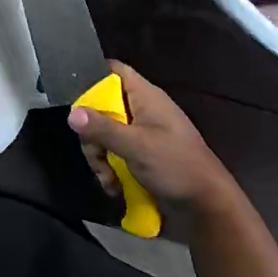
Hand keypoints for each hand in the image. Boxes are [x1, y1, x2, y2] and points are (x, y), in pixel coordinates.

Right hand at [68, 62, 239, 211]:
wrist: (205, 205)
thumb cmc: (176, 165)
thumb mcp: (136, 146)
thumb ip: (103, 128)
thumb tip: (72, 113)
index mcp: (146, 97)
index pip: (115, 71)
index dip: (93, 77)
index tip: (73, 95)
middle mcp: (142, 111)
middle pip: (102, 109)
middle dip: (93, 135)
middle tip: (97, 155)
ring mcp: (141, 135)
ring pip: (105, 136)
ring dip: (101, 159)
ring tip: (108, 179)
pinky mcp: (141, 157)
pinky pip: (115, 155)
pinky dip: (111, 171)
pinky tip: (114, 187)